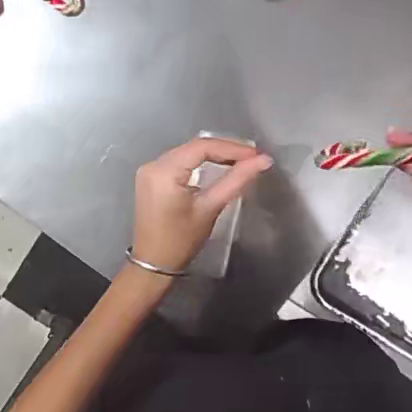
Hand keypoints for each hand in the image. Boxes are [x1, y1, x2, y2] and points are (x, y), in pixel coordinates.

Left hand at [131, 137, 271, 272]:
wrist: (153, 264)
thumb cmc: (181, 240)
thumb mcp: (210, 208)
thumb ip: (236, 180)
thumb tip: (263, 161)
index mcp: (164, 171)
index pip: (202, 147)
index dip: (232, 148)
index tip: (256, 155)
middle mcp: (153, 165)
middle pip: (194, 147)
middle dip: (224, 150)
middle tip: (253, 158)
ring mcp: (149, 171)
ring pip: (187, 153)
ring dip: (213, 155)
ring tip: (241, 161)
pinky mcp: (151, 180)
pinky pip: (179, 163)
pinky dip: (199, 164)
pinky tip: (218, 167)